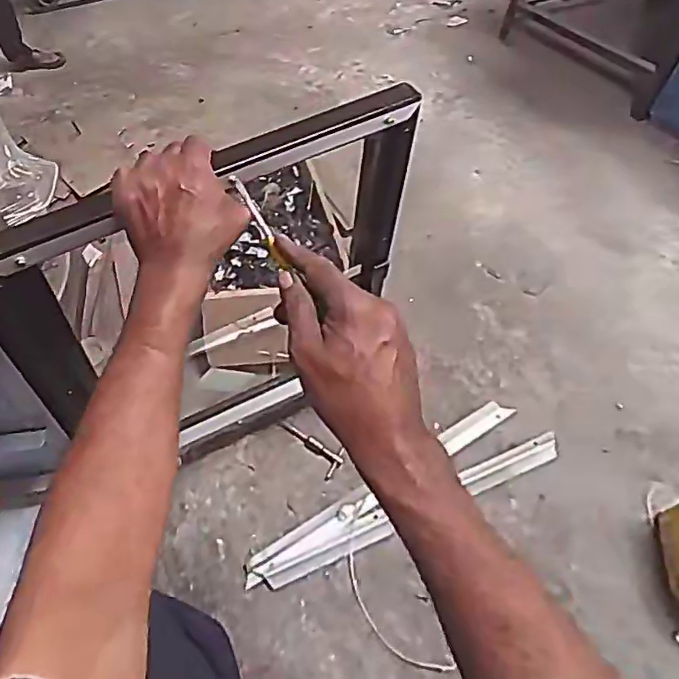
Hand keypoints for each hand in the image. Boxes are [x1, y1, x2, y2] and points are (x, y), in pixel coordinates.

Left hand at [110, 137, 248, 278]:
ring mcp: (142, 177)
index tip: (201, 162)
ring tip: (162, 190)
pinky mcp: (124, 191)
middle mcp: (166, 166)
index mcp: (194, 166)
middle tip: (183, 183)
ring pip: (148, 160)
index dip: (201, 154)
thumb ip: (231, 193)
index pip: (197, 143)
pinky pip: (125, 174)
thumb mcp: (236, 214)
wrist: (174, 264)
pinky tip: (142, 194)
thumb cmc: (201, 243)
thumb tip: (228, 192)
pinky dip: (132, 181)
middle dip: (179, 163)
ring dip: (156, 170)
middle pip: (172, 150)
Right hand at [275, 235, 436, 482]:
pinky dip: (343, 324)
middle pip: (335, 287)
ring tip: (308, 339)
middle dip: (308, 295)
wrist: (389, 435)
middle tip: (284, 311)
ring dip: (325, 312)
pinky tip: (332, 348)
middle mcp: (380, 308)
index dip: (296, 254)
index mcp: (357, 307)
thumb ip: (297, 310)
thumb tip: (289, 282)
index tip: (281, 244)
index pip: (321, 268)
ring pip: (349, 304)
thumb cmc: (350, 403)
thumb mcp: (307, 354)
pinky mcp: (397, 336)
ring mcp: (392, 322)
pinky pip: (363, 318)